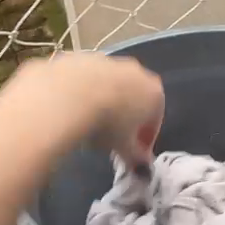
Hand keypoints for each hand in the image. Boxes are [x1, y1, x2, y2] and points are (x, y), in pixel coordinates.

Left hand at [9, 53, 163, 165]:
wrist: (69, 93)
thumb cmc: (108, 123)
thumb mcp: (124, 147)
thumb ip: (136, 157)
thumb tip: (142, 166)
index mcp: (154, 93)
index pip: (155, 119)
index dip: (144, 138)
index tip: (133, 153)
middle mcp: (137, 72)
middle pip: (134, 99)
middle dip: (125, 118)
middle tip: (111, 139)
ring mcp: (109, 61)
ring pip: (110, 87)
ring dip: (104, 104)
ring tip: (88, 125)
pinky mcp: (82, 58)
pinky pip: (87, 80)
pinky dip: (83, 93)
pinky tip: (71, 109)